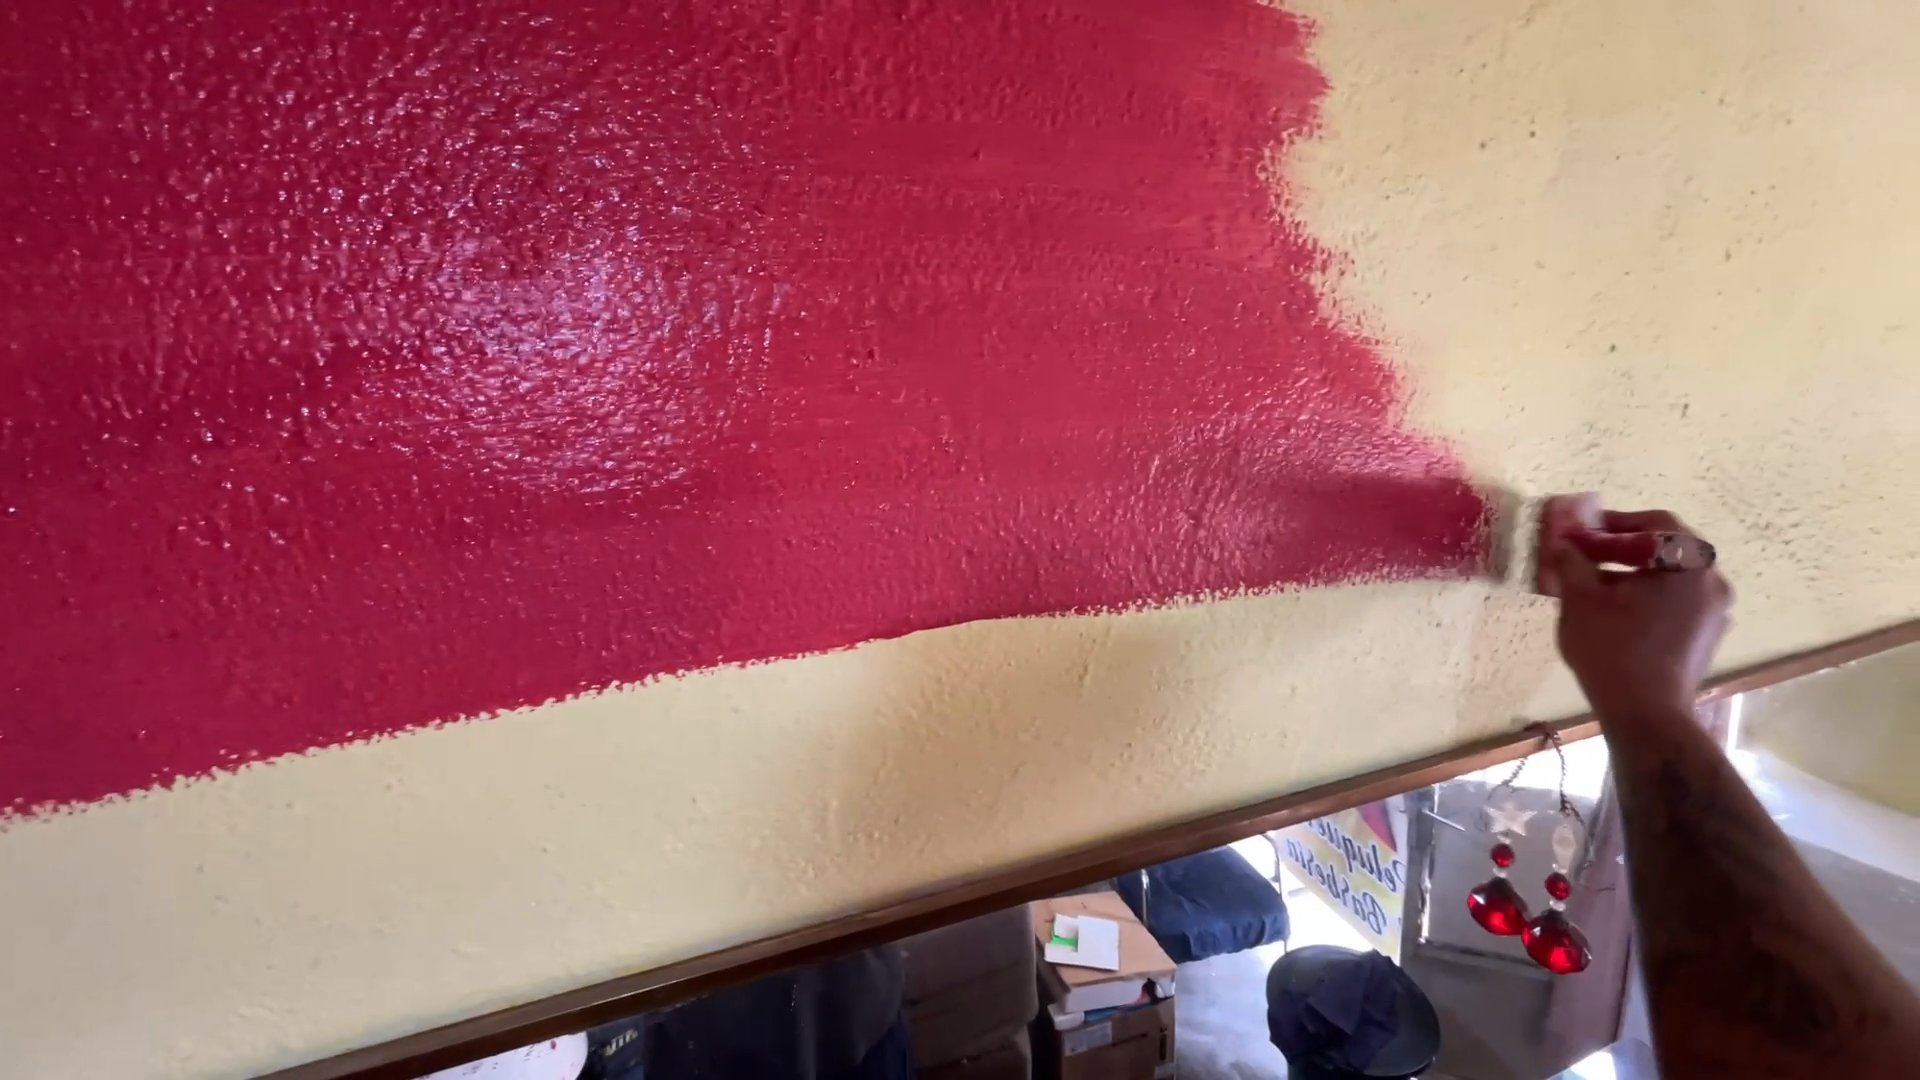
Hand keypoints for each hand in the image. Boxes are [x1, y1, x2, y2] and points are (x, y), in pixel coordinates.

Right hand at [1548, 509, 1732, 720]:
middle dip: (1624, 546)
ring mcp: (1715, 611)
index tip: (1583, 529)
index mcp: (1687, 566)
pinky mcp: (1707, 633)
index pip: (1658, 523)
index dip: (1617, 520)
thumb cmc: (1611, 645)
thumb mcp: (1579, 597)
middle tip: (1586, 553)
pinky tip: (1616, 609)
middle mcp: (1712, 583)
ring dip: (1635, 570)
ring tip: (1595, 582)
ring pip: (1672, 575)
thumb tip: (1564, 541)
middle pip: (1669, 548)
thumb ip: (1572, 561)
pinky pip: (1677, 599)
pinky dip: (1647, 592)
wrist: (1644, 708)